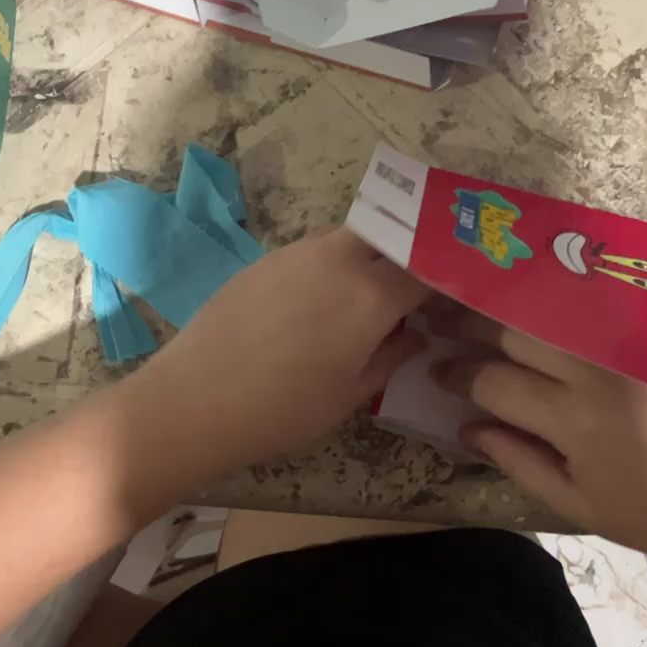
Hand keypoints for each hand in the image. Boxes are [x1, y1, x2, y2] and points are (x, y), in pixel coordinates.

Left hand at [122, 228, 429, 477]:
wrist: (195, 399)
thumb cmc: (283, 410)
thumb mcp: (351, 394)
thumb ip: (392, 356)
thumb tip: (417, 335)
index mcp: (371, 294)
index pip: (426, 269)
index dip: (444, 279)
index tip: (451, 295)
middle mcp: (339, 259)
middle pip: (390, 237)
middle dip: (407, 256)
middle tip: (411, 291)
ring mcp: (298, 252)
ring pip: (350, 237)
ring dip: (369, 256)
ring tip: (364, 297)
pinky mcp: (266, 258)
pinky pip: (314, 249)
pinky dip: (332, 263)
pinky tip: (317, 302)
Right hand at [429, 307, 646, 568]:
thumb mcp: (576, 504)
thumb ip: (516, 459)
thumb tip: (464, 428)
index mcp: (575, 420)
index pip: (495, 381)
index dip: (457, 374)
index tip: (435, 370)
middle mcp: (597, 372)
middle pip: (515, 333)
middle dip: (470, 326)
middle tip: (440, 322)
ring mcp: (628, 348)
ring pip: (550, 311)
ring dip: (508, 306)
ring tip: (477, 303)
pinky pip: (593, 308)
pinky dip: (556, 302)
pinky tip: (534, 299)